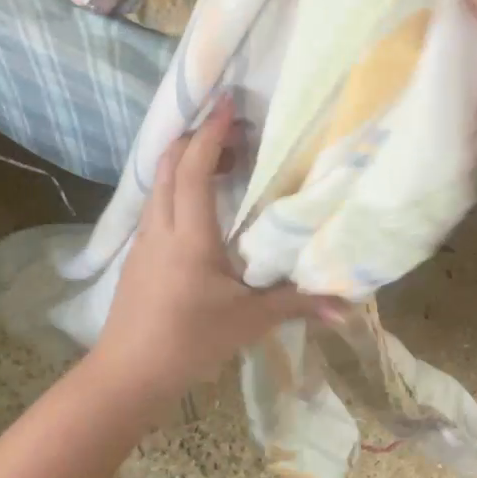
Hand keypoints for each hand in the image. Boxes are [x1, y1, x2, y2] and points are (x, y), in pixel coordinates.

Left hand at [91, 96, 343, 405]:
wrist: (128, 373)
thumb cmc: (189, 343)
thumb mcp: (248, 322)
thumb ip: (297, 305)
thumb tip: (348, 308)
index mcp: (189, 236)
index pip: (193, 168)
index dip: (211, 133)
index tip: (230, 104)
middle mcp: (160, 227)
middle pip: (169, 164)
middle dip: (196, 138)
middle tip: (234, 130)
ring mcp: (143, 241)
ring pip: (159, 183)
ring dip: (184, 162)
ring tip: (222, 162)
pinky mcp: (137, 256)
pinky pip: (156, 204)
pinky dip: (176, 188)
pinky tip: (199, 205)